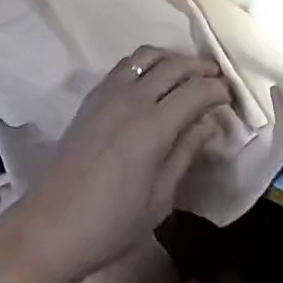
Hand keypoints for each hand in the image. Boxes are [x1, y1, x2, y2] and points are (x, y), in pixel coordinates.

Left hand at [0, 47, 228, 282]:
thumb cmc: (113, 223)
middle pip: (173, 65)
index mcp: (153, 127)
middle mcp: (132, 99)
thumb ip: (186, 153)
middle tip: (216, 77)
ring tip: (185, 73)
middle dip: (200, 67)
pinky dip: (145, 63)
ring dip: (171, 58)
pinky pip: (124, 65)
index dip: (217, 89)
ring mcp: (108, 93)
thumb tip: (206, 123)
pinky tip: (151, 81)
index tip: (230, 96)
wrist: (52, 226)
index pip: (196, 91)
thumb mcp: (161, 198)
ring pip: (146, 56)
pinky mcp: (91, 96)